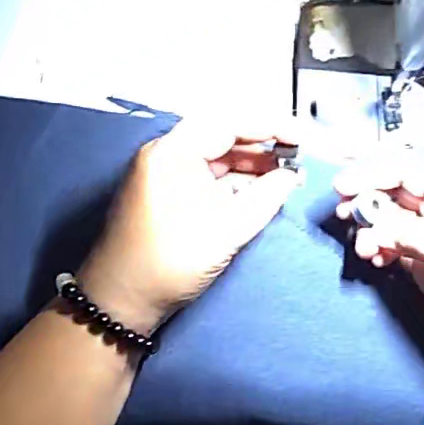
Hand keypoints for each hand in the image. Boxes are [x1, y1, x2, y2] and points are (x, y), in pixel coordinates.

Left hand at [78, 115, 305, 333]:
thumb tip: (292, 176)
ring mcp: (167, 179)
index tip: (301, 136)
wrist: (121, 301)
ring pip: (217, 161)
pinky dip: (236, 186)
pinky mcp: (171, 200)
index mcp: (172, 152)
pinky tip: (262, 194)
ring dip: (253, 168)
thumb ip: (265, 197)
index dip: (269, 126)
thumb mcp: (226, 228)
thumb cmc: (169, 261)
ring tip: (287, 178)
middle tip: (298, 160)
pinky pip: (209, 181)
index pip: (228, 123)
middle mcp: (167, 157)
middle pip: (223, 138)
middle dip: (263, 148)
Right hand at [334, 152, 423, 385]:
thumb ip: (411, 233)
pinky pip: (397, 250)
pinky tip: (373, 258)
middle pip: (395, 190)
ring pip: (392, 221)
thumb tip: (371, 221)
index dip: (371, 170)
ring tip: (359, 243)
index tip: (343, 184)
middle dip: (364, 196)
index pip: (407, 166)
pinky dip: (380, 251)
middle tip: (342, 210)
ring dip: (369, 227)